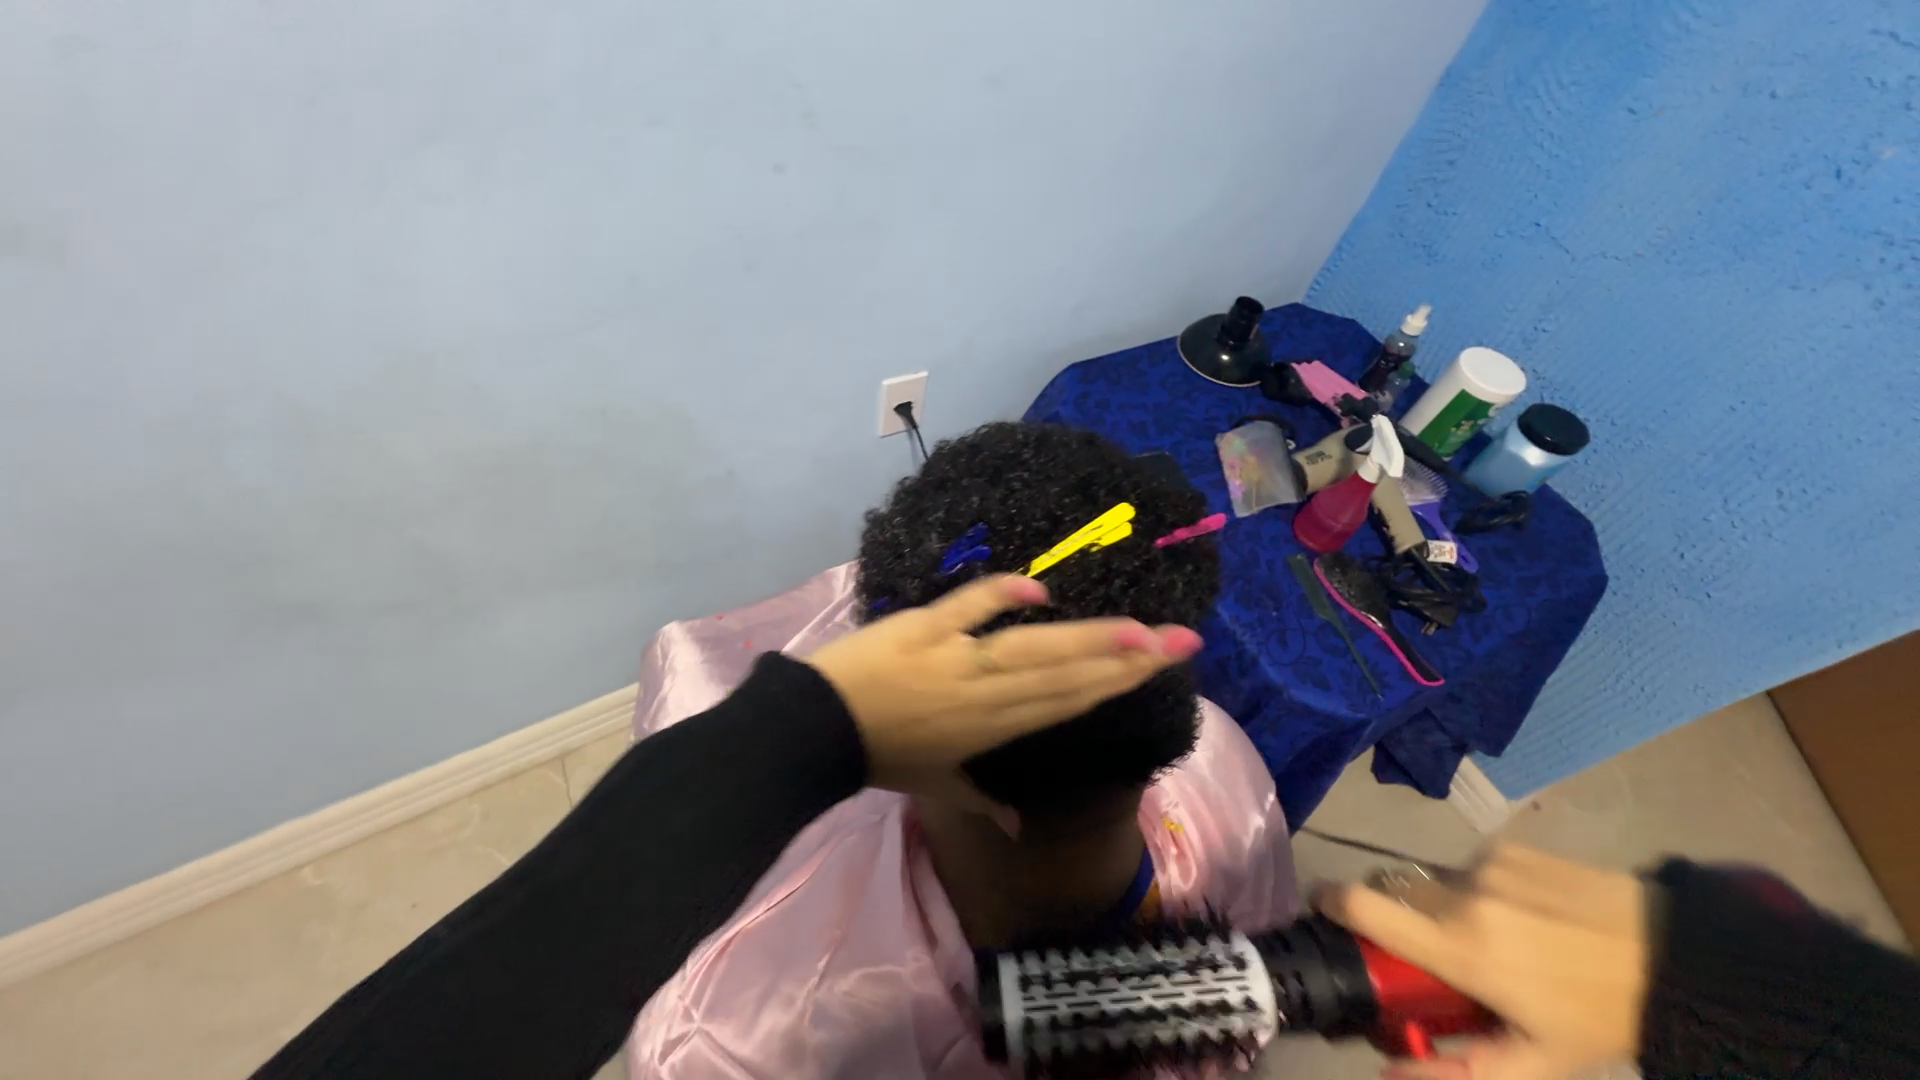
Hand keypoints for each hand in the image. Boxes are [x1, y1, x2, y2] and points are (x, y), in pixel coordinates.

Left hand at [804, 574, 1201, 809]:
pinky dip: (997, 595)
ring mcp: (955, 658)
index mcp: (992, 727)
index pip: (1065, 703)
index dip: (1115, 685)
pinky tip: (1038, 589)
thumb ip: (982, 800)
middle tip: (1178, 639)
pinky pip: (964, 608)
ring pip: (1031, 648)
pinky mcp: (922, 627)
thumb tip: (1019, 830)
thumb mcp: (935, 786)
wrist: (815, 730)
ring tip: (1137, 629)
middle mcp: (987, 693)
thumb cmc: (881, 757)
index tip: (1161, 665)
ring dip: (1086, 638)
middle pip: (1064, 674)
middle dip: (1125, 658)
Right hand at [1314, 844, 1650, 1079]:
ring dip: (1446, 906)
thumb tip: (1384, 1074)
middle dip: (1401, 918)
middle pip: (1395, 894)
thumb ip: (1457, 1072)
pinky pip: (1470, 867)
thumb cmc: (1598, 1020)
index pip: (1363, 906)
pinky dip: (1482, 889)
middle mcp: (1459, 895)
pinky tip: (1526, 913)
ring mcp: (1484, 865)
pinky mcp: (1508, 848)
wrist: (1681, 961)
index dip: (1330, 902)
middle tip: (1435, 951)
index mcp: (1459, 948)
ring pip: (1434, 882)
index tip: (1324, 909)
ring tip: (1499, 937)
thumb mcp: (1534, 1062)